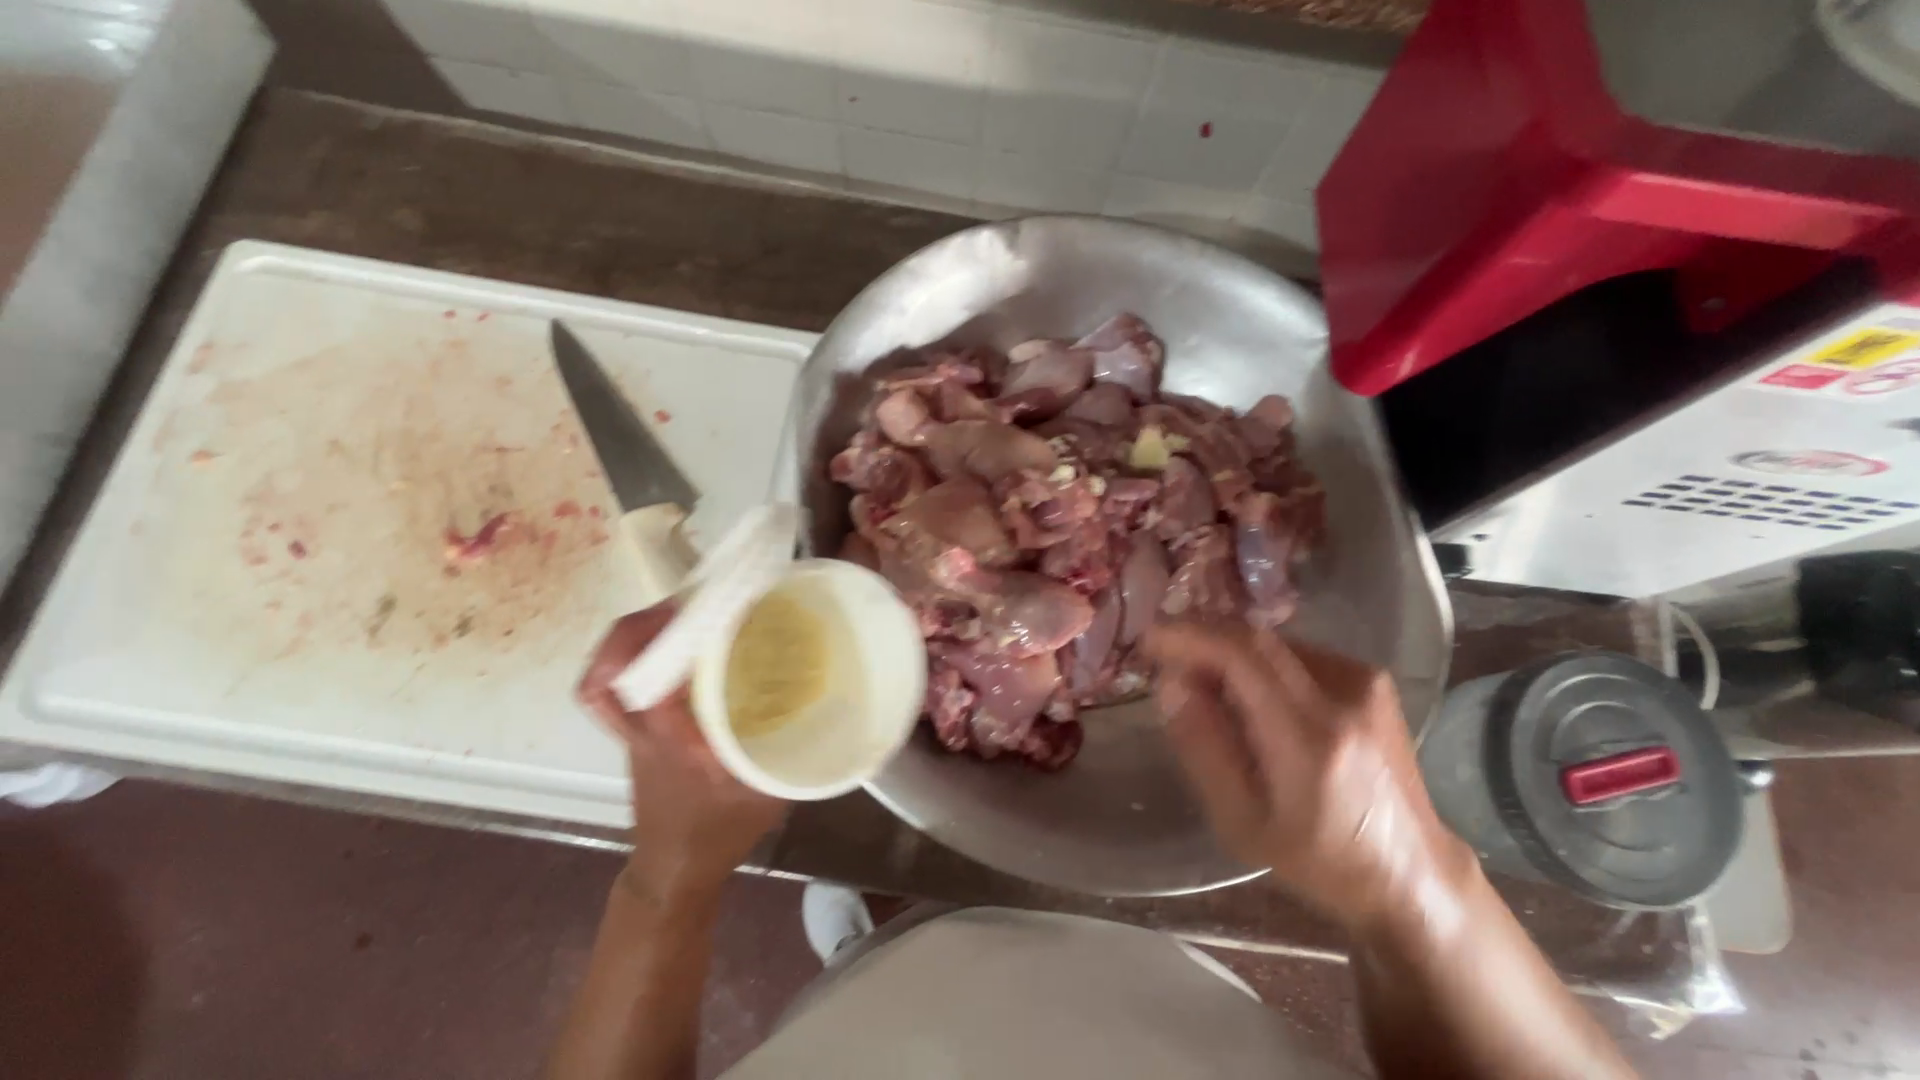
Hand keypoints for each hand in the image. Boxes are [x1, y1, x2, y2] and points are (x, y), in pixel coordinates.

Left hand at [576, 605, 788, 904]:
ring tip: (675, 615)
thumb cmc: (723, 831)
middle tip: (697, 602)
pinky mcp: (628, 731)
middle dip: (652, 623)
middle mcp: (644, 729)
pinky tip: (658, 648)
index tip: (717, 606)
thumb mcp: (769, 790)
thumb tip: (828, 698)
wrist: (676, 868)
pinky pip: (605, 690)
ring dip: (632, 637)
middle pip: (618, 663)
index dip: (679, 632)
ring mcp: (629, 730)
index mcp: (677, 741)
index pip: (659, 676)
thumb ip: (790, 746)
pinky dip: (620, 662)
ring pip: (604, 674)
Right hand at [1144, 620, 1474, 936]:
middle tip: (1163, 658)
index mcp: (1310, 736)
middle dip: (1201, 637)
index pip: (1242, 654)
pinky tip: (1250, 701)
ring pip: (1274, 645)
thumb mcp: (1241, 822)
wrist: (1412, 873)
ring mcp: (1365, 682)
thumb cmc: (1319, 861)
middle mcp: (1344, 693)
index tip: (1148, 639)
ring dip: (1230, 653)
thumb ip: (1202, 747)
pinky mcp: (1372, 682)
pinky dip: (1260, 665)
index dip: (1188, 635)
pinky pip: (1296, 656)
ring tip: (1204, 690)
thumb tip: (1171, 682)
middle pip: (1256, 638)